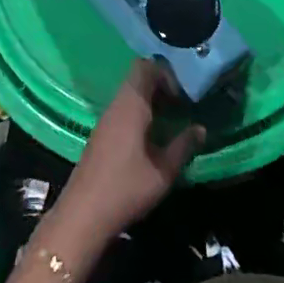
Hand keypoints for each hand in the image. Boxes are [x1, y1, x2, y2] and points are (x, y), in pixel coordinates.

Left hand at [52, 61, 204, 242]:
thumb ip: (183, 146)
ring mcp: (106, 120)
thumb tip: (201, 128)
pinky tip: (154, 134)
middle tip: (184, 104)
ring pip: (131, 95)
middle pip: (138, 78)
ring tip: (173, 118)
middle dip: (162, 86)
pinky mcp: (101, 134)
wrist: (82, 215)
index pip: (145, 67)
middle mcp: (116, 106)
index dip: (167, 73)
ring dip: (152, 101)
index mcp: (131, 105)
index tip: (185, 94)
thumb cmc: (126, 189)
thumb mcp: (163, 171)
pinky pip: (124, 110)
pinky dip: (141, 113)